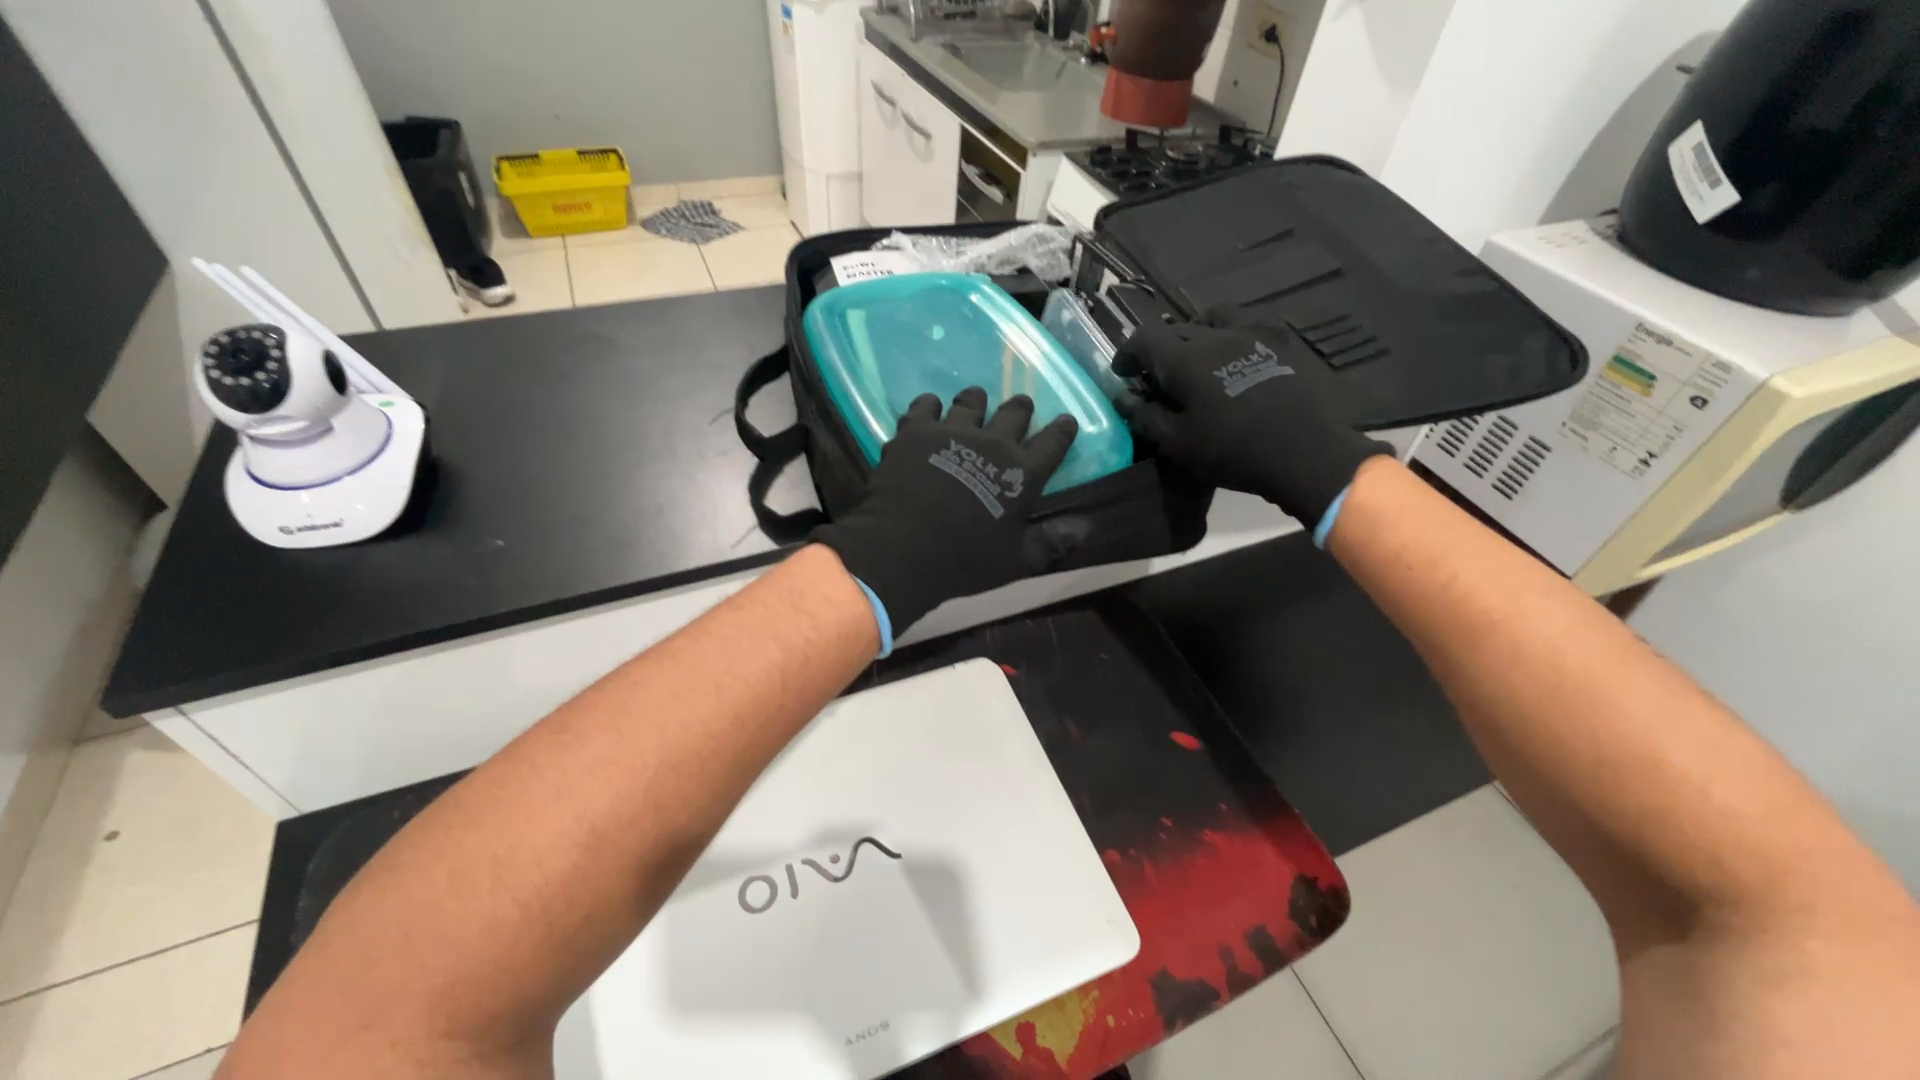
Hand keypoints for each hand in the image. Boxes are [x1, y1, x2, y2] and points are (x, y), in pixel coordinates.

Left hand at [812, 387, 1080, 639]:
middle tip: (1021, 405)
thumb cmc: (966, 559)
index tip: (1066, 421)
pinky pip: (926, 406)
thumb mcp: (1017, 560)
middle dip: (1020, 408)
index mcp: (1023, 474)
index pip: (1053, 443)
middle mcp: (993, 444)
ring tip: (976, 400)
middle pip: (1014, 414)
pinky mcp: (916, 431)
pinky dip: (930, 406)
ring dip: (976, 401)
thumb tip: (1085, 527)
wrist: (903, 547)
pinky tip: (930, 408)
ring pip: (970, 403)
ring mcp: (952, 432)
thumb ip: (1051, 542)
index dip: (1062, 430)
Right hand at [1113, 322, 1390, 527]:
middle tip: (1158, 377)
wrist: (1304, 452)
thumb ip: (1146, 416)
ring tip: (1198, 357)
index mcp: (1184, 359)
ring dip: (1197, 332)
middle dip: (1160, 350)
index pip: (1144, 339)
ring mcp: (1251, 335)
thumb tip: (1125, 397)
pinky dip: (1231, 334)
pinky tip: (1236, 356)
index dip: (1128, 354)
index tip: (1124, 374)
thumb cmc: (1232, 451)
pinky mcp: (1280, 343)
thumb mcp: (1179, 444)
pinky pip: (1248, 324)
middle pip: (1176, 329)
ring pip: (1213, 318)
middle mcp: (1214, 336)